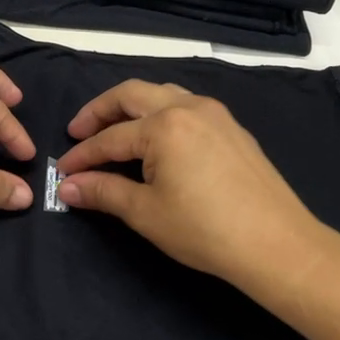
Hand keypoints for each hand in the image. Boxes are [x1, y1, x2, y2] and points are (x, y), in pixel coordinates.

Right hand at [54, 80, 336, 288]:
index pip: (109, 138)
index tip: (62, 172)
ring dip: (131, 108)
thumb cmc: (204, 230)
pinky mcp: (232, 129)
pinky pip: (185, 106)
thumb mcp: (145, 212)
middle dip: (99, 111)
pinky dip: (159, 114)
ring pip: (161, 94)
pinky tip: (155, 140)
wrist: (277, 245)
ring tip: (113, 131)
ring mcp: (215, 115)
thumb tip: (67, 187)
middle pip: (131, 95)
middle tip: (78, 132)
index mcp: (163, 125)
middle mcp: (188, 107)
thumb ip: (103, 192)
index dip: (82, 156)